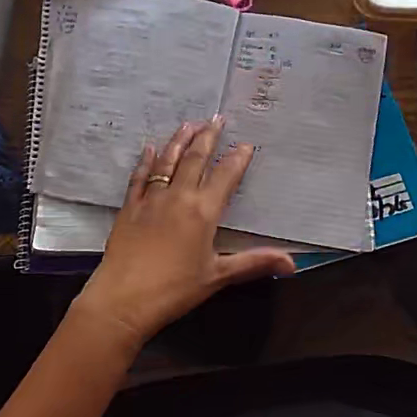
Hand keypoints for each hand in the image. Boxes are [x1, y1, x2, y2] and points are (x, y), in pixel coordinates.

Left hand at [73, 117, 295, 343]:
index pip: (225, 176)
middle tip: (216, 118)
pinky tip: (150, 148)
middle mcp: (178, 197)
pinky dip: (146, 161)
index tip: (246, 144)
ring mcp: (151, 200)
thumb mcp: (218, 276)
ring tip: (188, 123)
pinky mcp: (130, 208)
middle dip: (208, 137)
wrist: (124, 298)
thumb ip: (254, 263)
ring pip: (168, 162)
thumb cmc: (175, 289)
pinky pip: (139, 177)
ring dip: (179, 141)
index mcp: (203, 212)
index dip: (237, 159)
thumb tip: (292, 264)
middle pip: (195, 159)